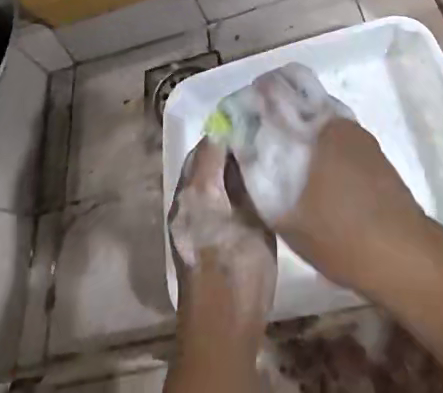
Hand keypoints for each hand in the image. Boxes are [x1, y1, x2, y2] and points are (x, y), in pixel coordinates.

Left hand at [167, 137, 275, 331]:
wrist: (219, 326)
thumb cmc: (240, 270)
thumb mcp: (253, 219)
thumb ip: (247, 180)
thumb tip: (250, 145)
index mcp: (198, 188)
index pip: (212, 140)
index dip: (233, 126)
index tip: (259, 116)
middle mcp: (184, 195)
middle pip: (203, 155)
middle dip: (227, 141)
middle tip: (260, 133)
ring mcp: (182, 214)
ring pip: (201, 173)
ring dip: (222, 161)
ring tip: (256, 155)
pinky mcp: (188, 231)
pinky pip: (202, 191)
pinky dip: (219, 181)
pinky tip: (245, 185)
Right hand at [219, 64, 426, 291]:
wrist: (401, 251)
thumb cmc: (338, 236)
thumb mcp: (284, 218)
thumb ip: (257, 183)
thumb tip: (238, 158)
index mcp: (309, 128)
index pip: (271, 93)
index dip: (249, 100)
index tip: (233, 116)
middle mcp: (332, 119)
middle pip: (295, 92)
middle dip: (271, 104)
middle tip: (253, 130)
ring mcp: (354, 131)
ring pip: (315, 110)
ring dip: (294, 119)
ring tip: (278, 150)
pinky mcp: (369, 147)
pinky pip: (332, 127)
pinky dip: (316, 135)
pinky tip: (309, 164)